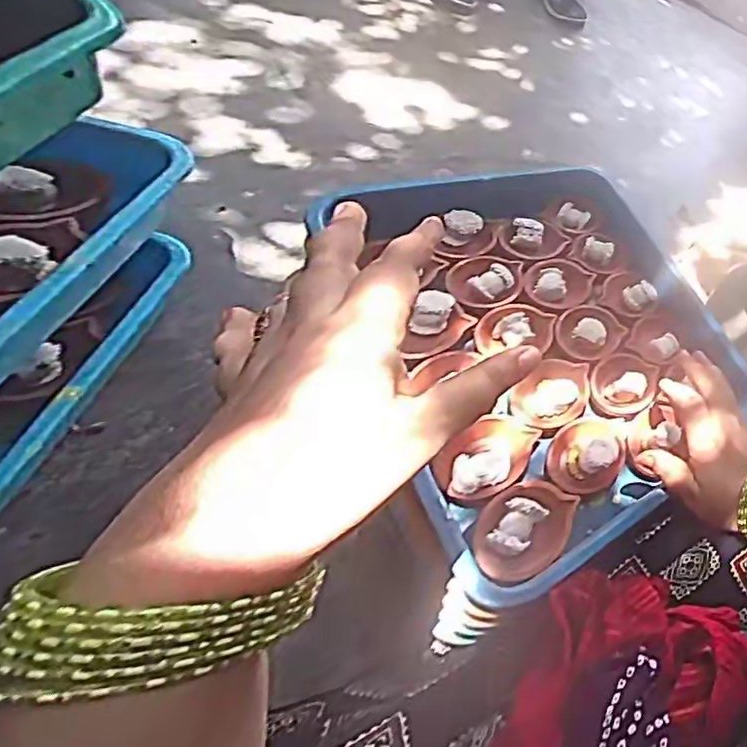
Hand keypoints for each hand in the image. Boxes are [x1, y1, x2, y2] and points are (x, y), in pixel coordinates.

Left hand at [66, 204, 541, 605]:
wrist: (216, 535)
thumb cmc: (334, 474)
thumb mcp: (422, 432)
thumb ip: (476, 387)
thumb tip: (530, 351)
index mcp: (359, 334)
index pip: (391, 273)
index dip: (414, 245)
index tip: (432, 224)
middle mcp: (310, 333)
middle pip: (327, 270)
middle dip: (344, 238)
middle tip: (351, 210)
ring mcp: (265, 360)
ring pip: (288, 297)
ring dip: (306, 269)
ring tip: (313, 251)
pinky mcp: (235, 391)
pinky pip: (242, 342)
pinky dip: (249, 322)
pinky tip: (242, 317)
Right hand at [631, 351, 746, 531]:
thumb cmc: (726, 500)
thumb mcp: (691, 491)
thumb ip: (668, 469)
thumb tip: (647, 453)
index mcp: (705, 435)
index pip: (689, 402)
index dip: (675, 389)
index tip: (662, 381)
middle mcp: (722, 420)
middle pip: (710, 385)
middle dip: (696, 368)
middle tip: (682, 353)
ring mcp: (737, 420)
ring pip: (723, 387)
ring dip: (710, 370)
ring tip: (700, 358)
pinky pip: (730, 394)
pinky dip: (720, 382)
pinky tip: (716, 382)